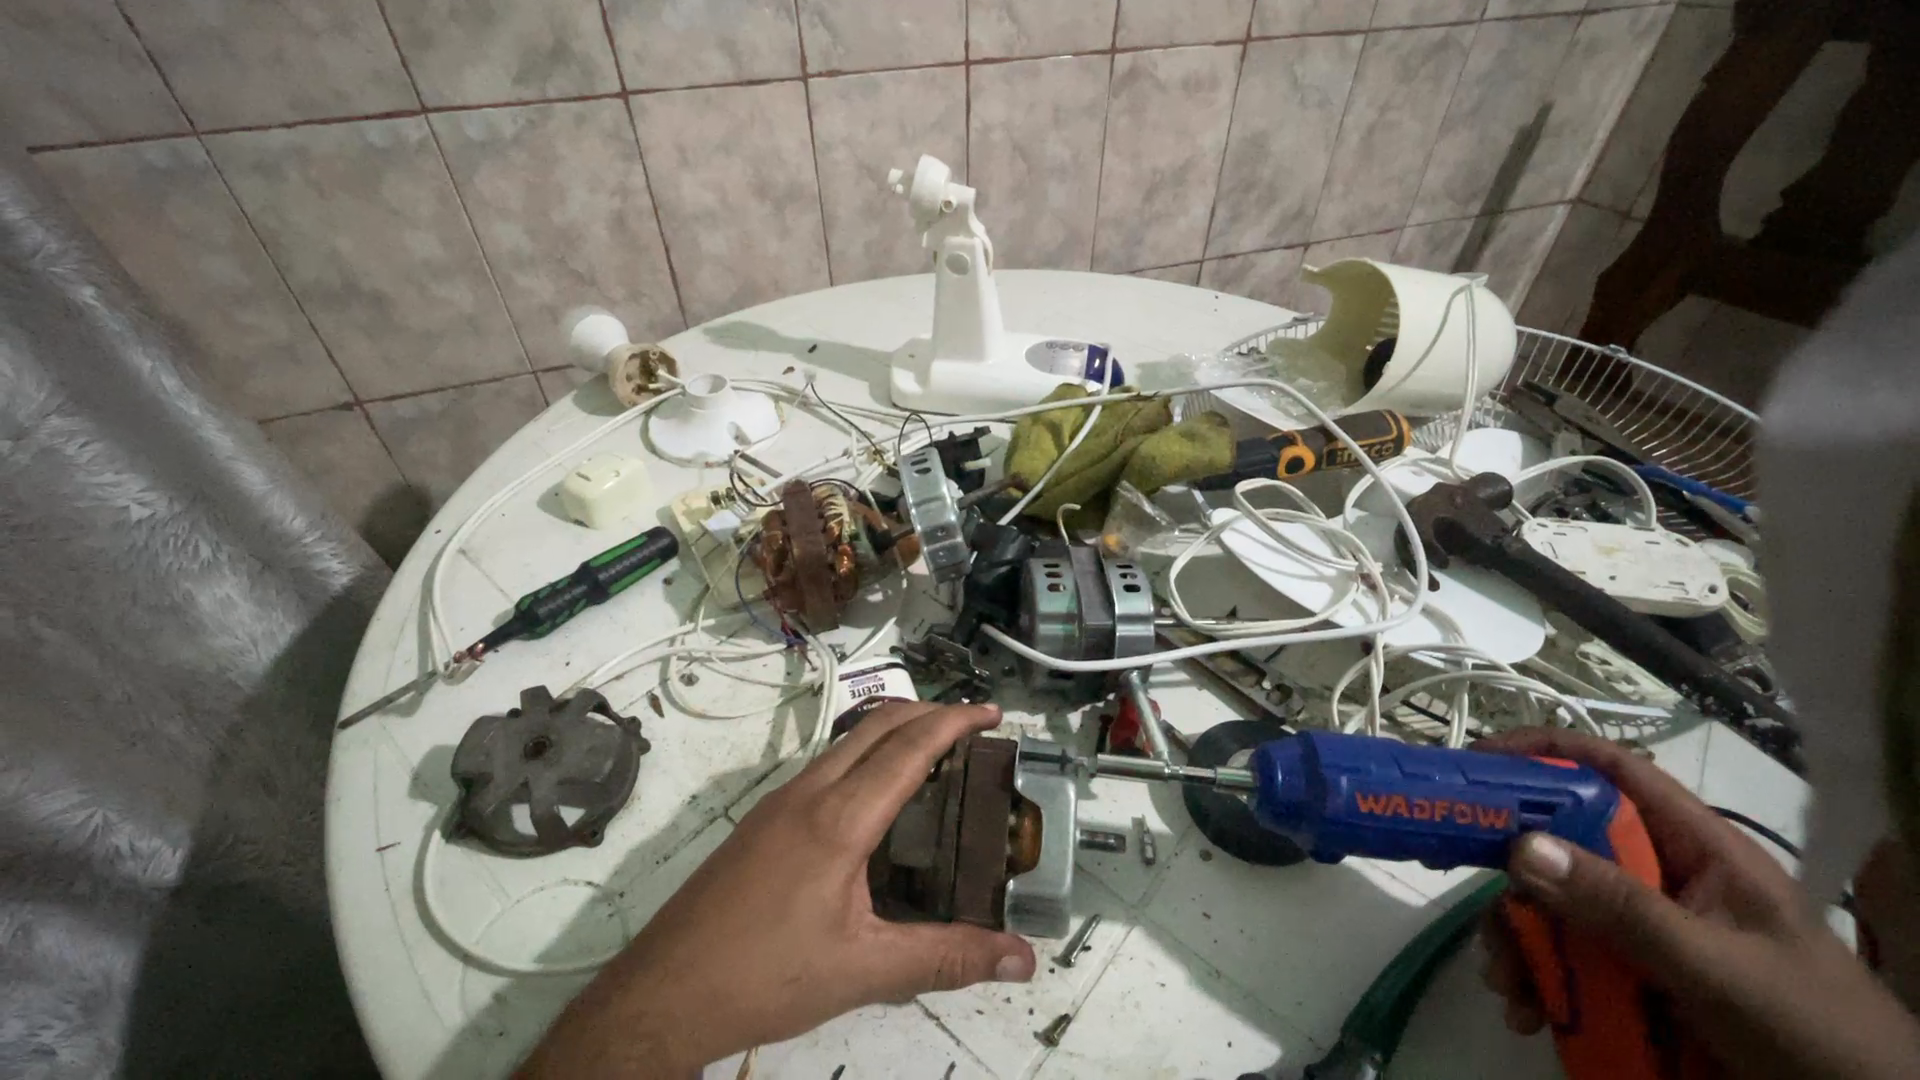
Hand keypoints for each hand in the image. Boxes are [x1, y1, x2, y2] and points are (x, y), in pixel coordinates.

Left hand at [518, 701, 1036, 1077]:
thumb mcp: (865, 970)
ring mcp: (778, 803)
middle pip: (876, 726)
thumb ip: (947, 958)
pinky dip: (865, 756)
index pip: (908, 747)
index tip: (993, 712)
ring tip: (934, 754)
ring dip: (893, 732)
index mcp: (839, 819)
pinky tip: (876, 798)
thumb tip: (1022, 961)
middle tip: (973, 726)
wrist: (664, 992)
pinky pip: (825, 767)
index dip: (954, 721)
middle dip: (928, 712)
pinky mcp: (762, 821)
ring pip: (846, 744)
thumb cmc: (767, 976)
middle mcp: (808, 794)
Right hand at [1477, 727, 1919, 1079]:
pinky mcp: (1635, 971)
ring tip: (1509, 988)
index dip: (1544, 752)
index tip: (1476, 762)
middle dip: (1512, 880)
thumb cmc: (1813, 1030)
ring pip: (1553, 906)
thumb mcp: (1715, 967)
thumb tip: (1519, 845)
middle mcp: (1660, 875)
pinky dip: (1538, 980)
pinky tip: (1531, 1012)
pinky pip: (1566, 957)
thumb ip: (1621, 908)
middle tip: (1479, 907)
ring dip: (1518, 942)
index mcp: (1694, 848)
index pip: (1612, 771)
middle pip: (1562, 845)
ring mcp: (1646, 925)